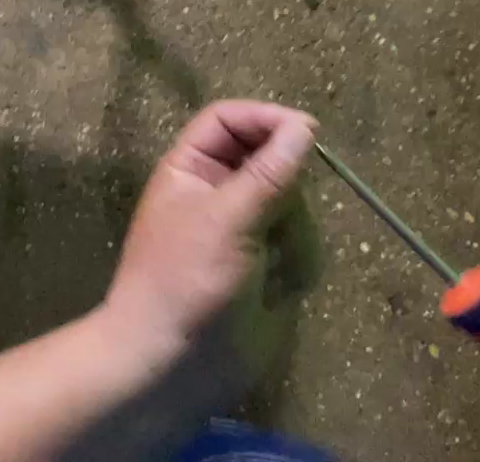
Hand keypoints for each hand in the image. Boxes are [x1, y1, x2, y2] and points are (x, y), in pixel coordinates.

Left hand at [102, 100, 316, 366]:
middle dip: (282, 186)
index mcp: (190, 167)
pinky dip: (295, 260)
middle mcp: (215, 190)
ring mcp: (240, 228)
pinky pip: (295, 243)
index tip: (309, 130)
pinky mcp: (262, 264)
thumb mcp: (226, 218)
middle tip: (277, 216)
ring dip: (290, 230)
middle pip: (266, 160)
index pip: (229, 120)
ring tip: (272, 260)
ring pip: (288, 204)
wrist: (170, 361)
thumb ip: (268, 173)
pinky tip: (279, 284)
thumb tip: (303, 128)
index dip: (265, 118)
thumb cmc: (185, 279)